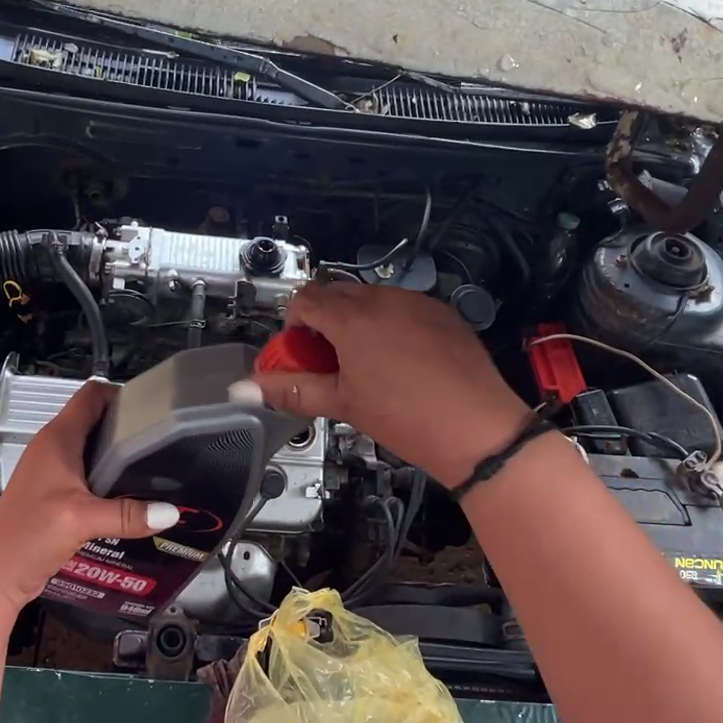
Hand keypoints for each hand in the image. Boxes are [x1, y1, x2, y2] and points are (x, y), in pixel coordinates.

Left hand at [0, 380, 178, 607]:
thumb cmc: (29, 535)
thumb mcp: (83, 519)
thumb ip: (128, 515)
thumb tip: (172, 513)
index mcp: (57, 438)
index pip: (91, 394)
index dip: (120, 392)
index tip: (153, 404)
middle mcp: (53, 448)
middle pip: (95, 420)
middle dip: (127, 425)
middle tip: (162, 438)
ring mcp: (51, 472)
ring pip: (92, 450)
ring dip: (119, 455)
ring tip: (154, 464)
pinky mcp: (54, 495)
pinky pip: (87, 475)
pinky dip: (109, 479)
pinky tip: (131, 495)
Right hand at [237, 282, 531, 488]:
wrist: (477, 429)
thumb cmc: (404, 417)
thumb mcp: (342, 405)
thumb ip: (292, 390)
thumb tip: (245, 388)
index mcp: (352, 317)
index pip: (305, 299)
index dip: (294, 325)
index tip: (302, 355)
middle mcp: (384, 298)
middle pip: (337, 293)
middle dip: (324, 322)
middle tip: (330, 363)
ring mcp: (418, 302)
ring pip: (372, 299)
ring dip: (357, 322)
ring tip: (368, 365)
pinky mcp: (444, 312)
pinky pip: (404, 307)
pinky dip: (391, 324)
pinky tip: (403, 362)